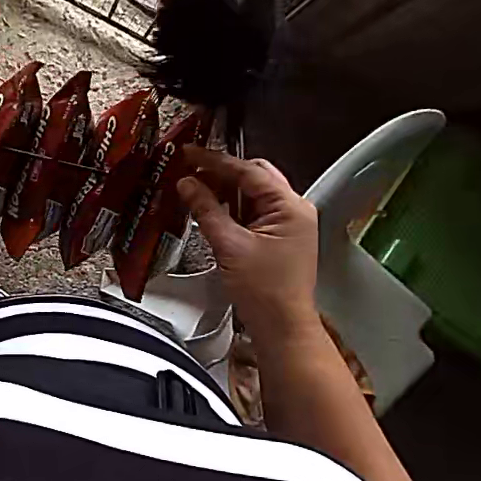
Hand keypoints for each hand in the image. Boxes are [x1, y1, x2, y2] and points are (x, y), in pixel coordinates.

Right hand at [176, 146, 319, 340]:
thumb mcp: (229, 246)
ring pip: (250, 194)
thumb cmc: (264, 291)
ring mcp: (286, 224)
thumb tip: (186, 185)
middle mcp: (293, 210)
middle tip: (189, 169)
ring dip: (223, 190)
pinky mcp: (276, 238)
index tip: (189, 153)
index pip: (249, 172)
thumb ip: (206, 210)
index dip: (215, 161)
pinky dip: (229, 208)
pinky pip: (250, 212)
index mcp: (290, 207)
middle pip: (253, 178)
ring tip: (192, 188)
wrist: (280, 326)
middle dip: (220, 172)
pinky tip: (208, 208)